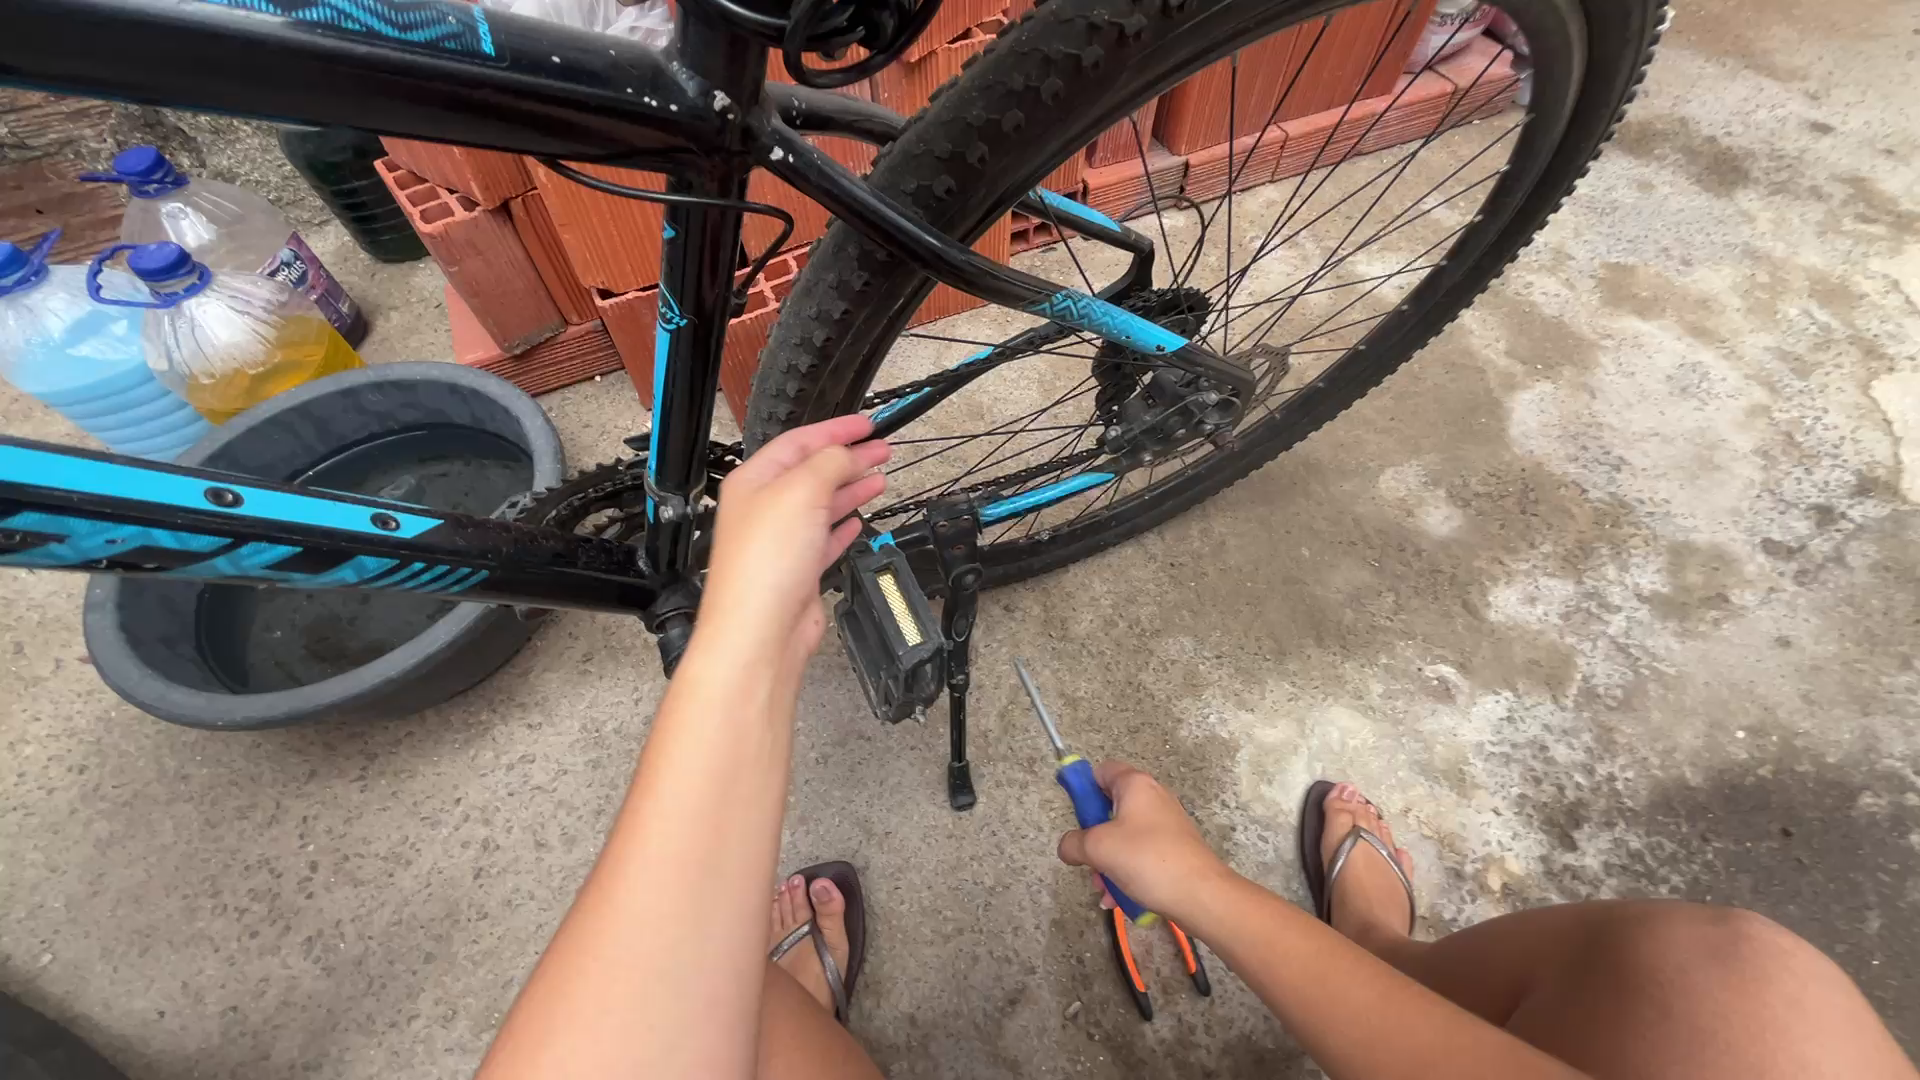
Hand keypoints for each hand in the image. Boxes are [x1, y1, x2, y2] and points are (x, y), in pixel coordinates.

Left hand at [693, 415, 888, 667]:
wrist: (761, 629)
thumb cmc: (765, 565)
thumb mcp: (802, 492)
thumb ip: (828, 464)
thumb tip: (847, 454)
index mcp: (755, 481)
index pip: (799, 442)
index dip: (836, 430)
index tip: (866, 425)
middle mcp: (765, 508)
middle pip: (814, 472)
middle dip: (850, 458)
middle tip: (882, 450)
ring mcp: (782, 541)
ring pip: (822, 504)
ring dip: (852, 488)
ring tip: (880, 477)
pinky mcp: (798, 571)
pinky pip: (824, 540)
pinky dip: (843, 527)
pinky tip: (857, 521)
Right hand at [1056, 762, 1236, 920]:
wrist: (1202, 895)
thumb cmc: (1147, 859)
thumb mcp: (1097, 848)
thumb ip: (1073, 843)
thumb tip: (1068, 847)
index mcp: (1135, 784)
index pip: (1101, 770)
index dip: (1083, 788)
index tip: (1076, 816)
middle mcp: (1153, 796)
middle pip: (1110, 807)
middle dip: (1094, 836)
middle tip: (1090, 857)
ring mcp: (1166, 823)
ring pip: (1124, 835)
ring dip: (1108, 860)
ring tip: (1105, 888)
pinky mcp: (1176, 847)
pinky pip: (1141, 853)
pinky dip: (1128, 871)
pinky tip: (1120, 898)